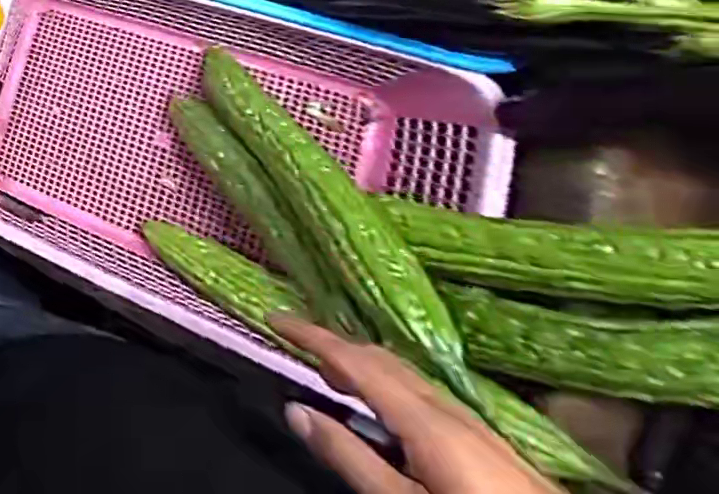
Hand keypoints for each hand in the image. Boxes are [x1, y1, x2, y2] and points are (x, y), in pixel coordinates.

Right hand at [271, 316, 560, 493]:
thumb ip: (350, 457)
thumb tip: (294, 410)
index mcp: (427, 420)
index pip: (356, 360)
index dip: (311, 334)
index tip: (273, 317)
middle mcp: (454, 414)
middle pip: (387, 363)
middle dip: (339, 348)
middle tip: (299, 349)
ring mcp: (483, 433)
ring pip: (411, 379)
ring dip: (367, 368)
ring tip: (337, 380)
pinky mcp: (500, 453)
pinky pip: (431, 399)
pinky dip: (394, 389)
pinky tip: (392, 414)